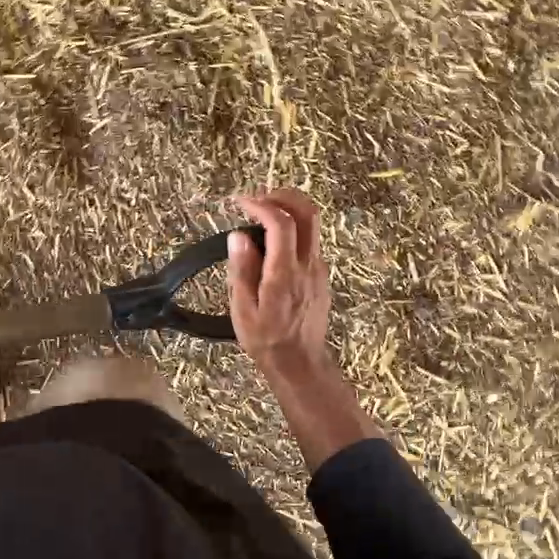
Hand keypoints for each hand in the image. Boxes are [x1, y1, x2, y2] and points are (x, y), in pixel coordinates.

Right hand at [227, 189, 333, 378]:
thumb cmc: (266, 340)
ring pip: (312, 224)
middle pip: (308, 213)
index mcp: (285, 273)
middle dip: (283, 196)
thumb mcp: (243, 309)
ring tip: (260, 216)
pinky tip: (269, 243)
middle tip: (257, 198)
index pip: (281, 223)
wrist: (300, 363)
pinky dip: (291, 229)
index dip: (260, 204)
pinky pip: (309, 241)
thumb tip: (237, 236)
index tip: (239, 202)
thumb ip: (242, 270)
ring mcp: (318, 269)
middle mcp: (308, 265)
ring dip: (288, 210)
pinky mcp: (320, 275)